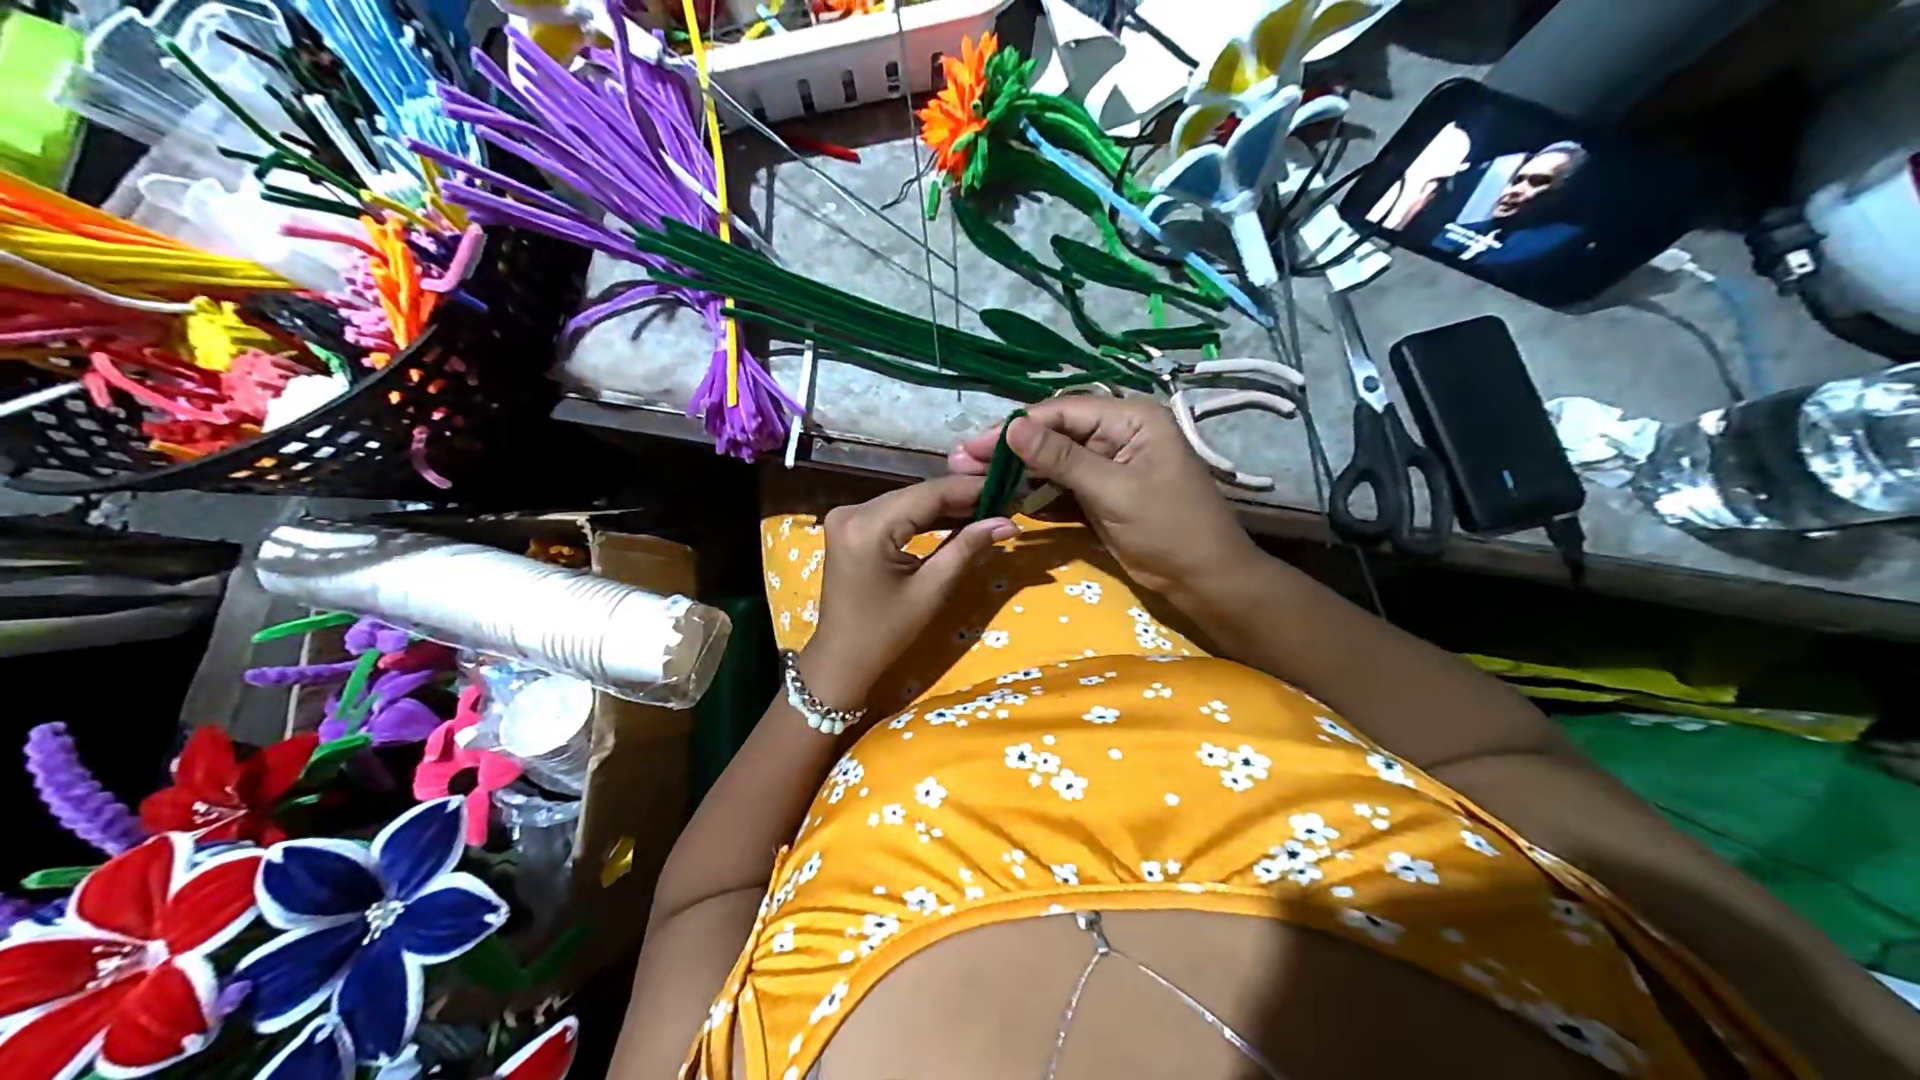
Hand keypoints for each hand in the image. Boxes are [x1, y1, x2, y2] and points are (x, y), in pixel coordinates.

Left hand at [799, 475, 1017, 711]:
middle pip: (917, 494)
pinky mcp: (850, 526)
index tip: (1008, 488)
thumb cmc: (887, 632)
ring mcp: (847, 516)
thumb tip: (1008, 523)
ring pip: (907, 501)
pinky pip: (894, 512)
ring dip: (945, 506)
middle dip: (960, 497)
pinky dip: (923, 516)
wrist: (843, 657)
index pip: (928, 494)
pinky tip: (955, 518)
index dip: (970, 489)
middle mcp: (852, 511)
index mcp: (868, 526)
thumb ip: (967, 547)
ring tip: (987, 508)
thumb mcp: (932, 589)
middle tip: (1004, 500)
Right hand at [951, 397, 1262, 602]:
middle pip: (1054, 435)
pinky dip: (1036, 493)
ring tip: (973, 479)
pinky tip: (1003, 496)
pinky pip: (1062, 486)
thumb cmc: (1170, 529)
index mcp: (1131, 419)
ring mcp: (1109, 465)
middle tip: (962, 462)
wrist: (1204, 580)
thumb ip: (1062, 458)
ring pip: (1054, 462)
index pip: (1063, 412)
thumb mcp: (1114, 490)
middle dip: (1010, 449)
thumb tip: (1013, 426)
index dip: (1016, 426)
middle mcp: (1119, 434)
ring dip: (1018, 472)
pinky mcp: (1102, 493)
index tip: (973, 444)